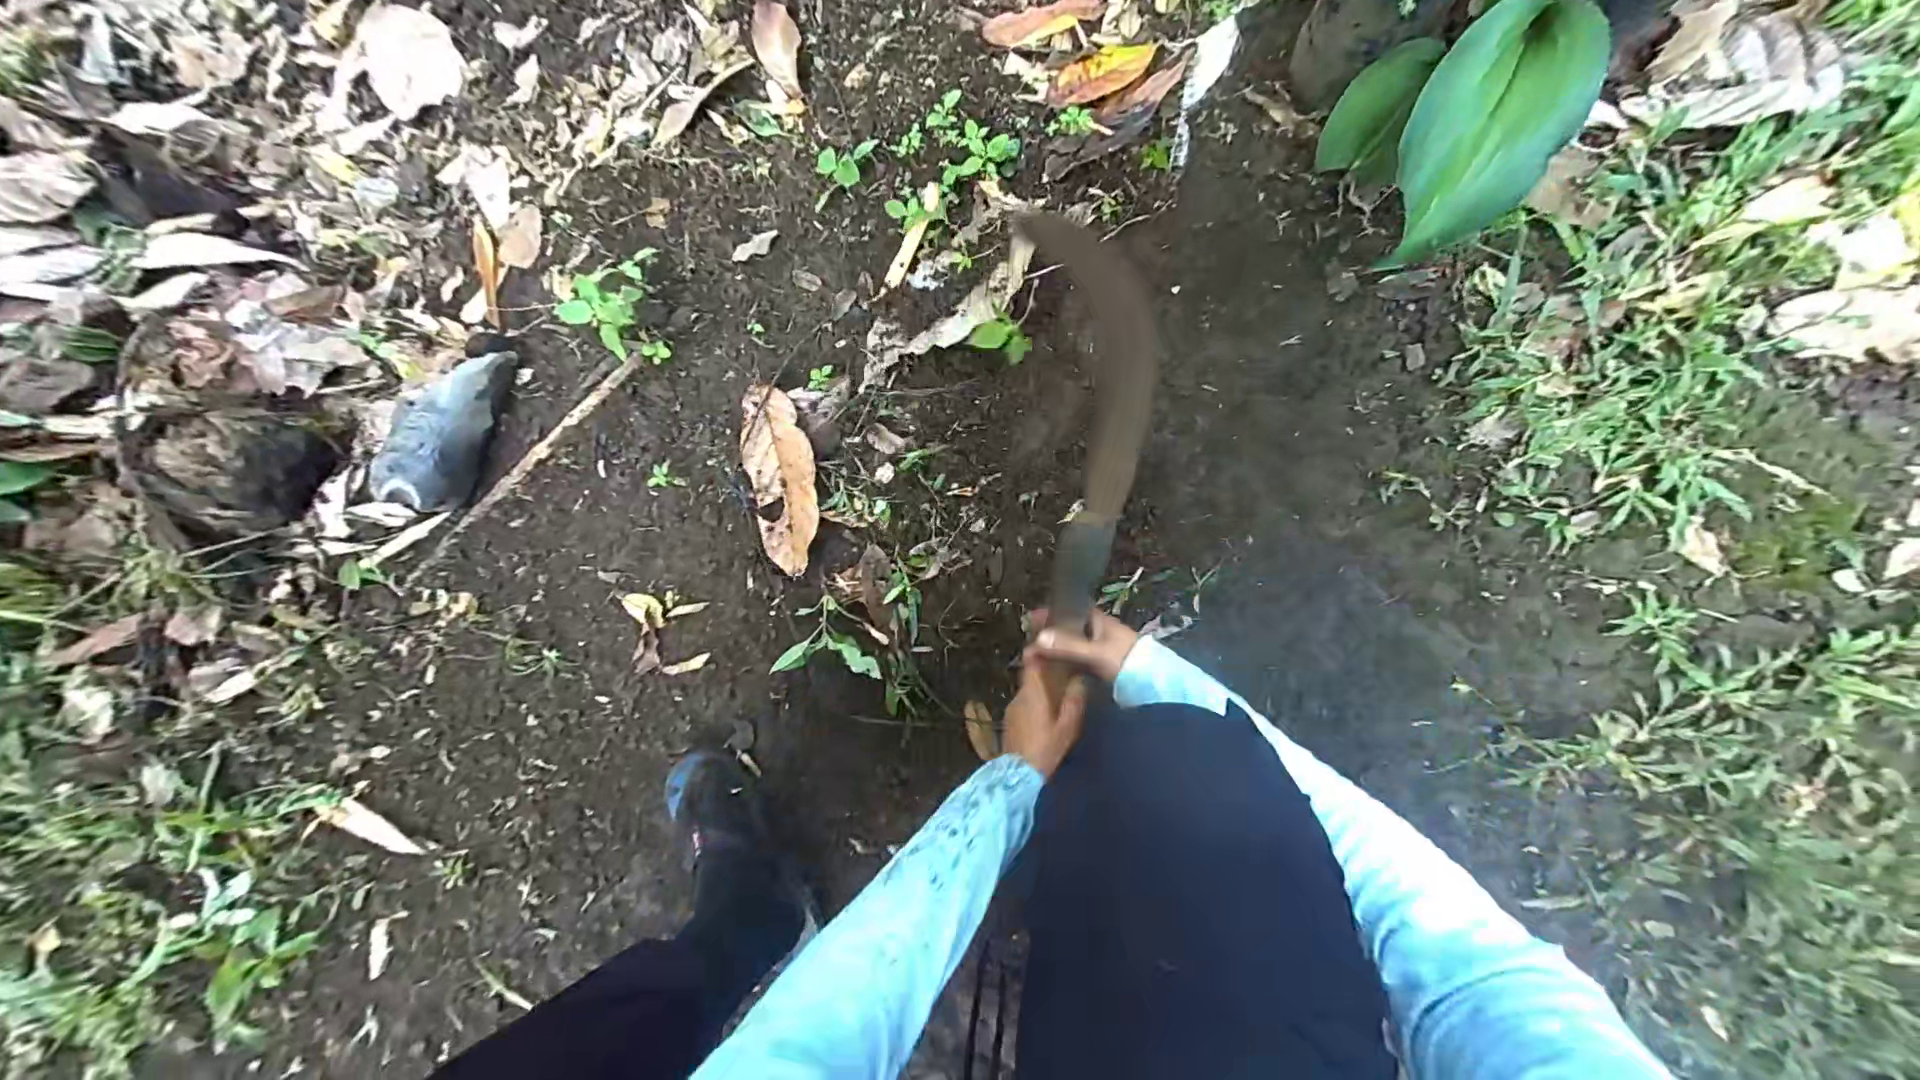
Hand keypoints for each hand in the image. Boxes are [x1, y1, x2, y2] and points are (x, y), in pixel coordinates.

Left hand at [1002, 646, 1087, 778]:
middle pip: (1030, 677)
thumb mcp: (1067, 727)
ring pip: (1027, 692)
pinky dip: (1032, 704)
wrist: (1018, 775)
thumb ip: (1074, 701)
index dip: (1037, 650)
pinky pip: (1022, 705)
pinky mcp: (1009, 722)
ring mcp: (1011, 709)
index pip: (1031, 662)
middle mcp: (1019, 696)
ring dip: (1038, 691)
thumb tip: (1080, 679)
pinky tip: (1043, 715)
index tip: (1048, 644)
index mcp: (1032, 692)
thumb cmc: (1046, 748)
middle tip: (1061, 672)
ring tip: (1055, 694)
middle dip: (1044, 673)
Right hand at [1030, 609, 1139, 683]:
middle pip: (1073, 627)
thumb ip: (1068, 645)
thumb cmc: (1126, 661)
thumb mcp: (1094, 652)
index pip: (1074, 609)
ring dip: (1061, 648)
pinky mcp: (1106, 665)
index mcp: (1101, 621)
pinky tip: (1059, 669)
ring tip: (1040, 654)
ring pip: (1077, 644)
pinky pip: (1081, 659)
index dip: (1054, 611)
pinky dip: (1069, 661)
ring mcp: (1104, 648)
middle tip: (1033, 638)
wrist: (1153, 684)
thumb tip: (1039, 638)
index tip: (1034, 617)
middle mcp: (1102, 632)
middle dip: (1054, 631)